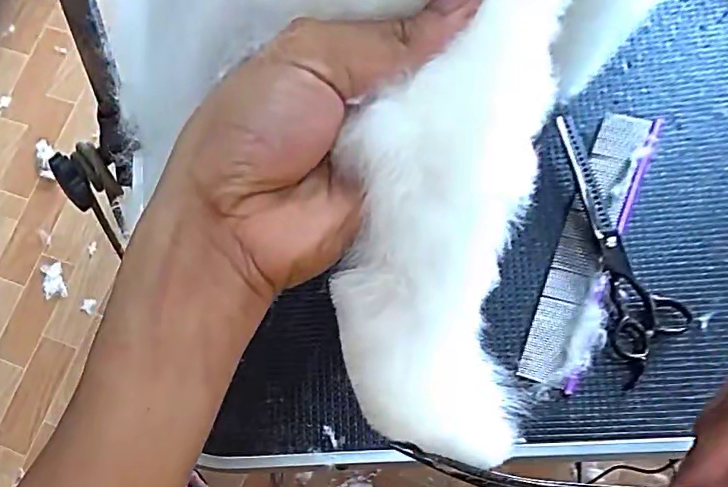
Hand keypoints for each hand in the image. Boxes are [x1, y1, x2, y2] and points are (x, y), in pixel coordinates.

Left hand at [146, 0, 481, 300]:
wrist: (237, 225)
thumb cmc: (249, 135)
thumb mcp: (311, 57)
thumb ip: (384, 41)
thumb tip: (455, 12)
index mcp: (338, 57)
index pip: (401, 28)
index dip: (435, 16)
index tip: (474, 9)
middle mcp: (365, 104)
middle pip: (426, 73)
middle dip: (453, 57)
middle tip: (489, 40)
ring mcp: (384, 153)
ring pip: (436, 122)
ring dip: (456, 106)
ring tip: (490, 80)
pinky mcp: (396, 197)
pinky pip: (432, 172)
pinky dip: (449, 156)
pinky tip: (475, 131)